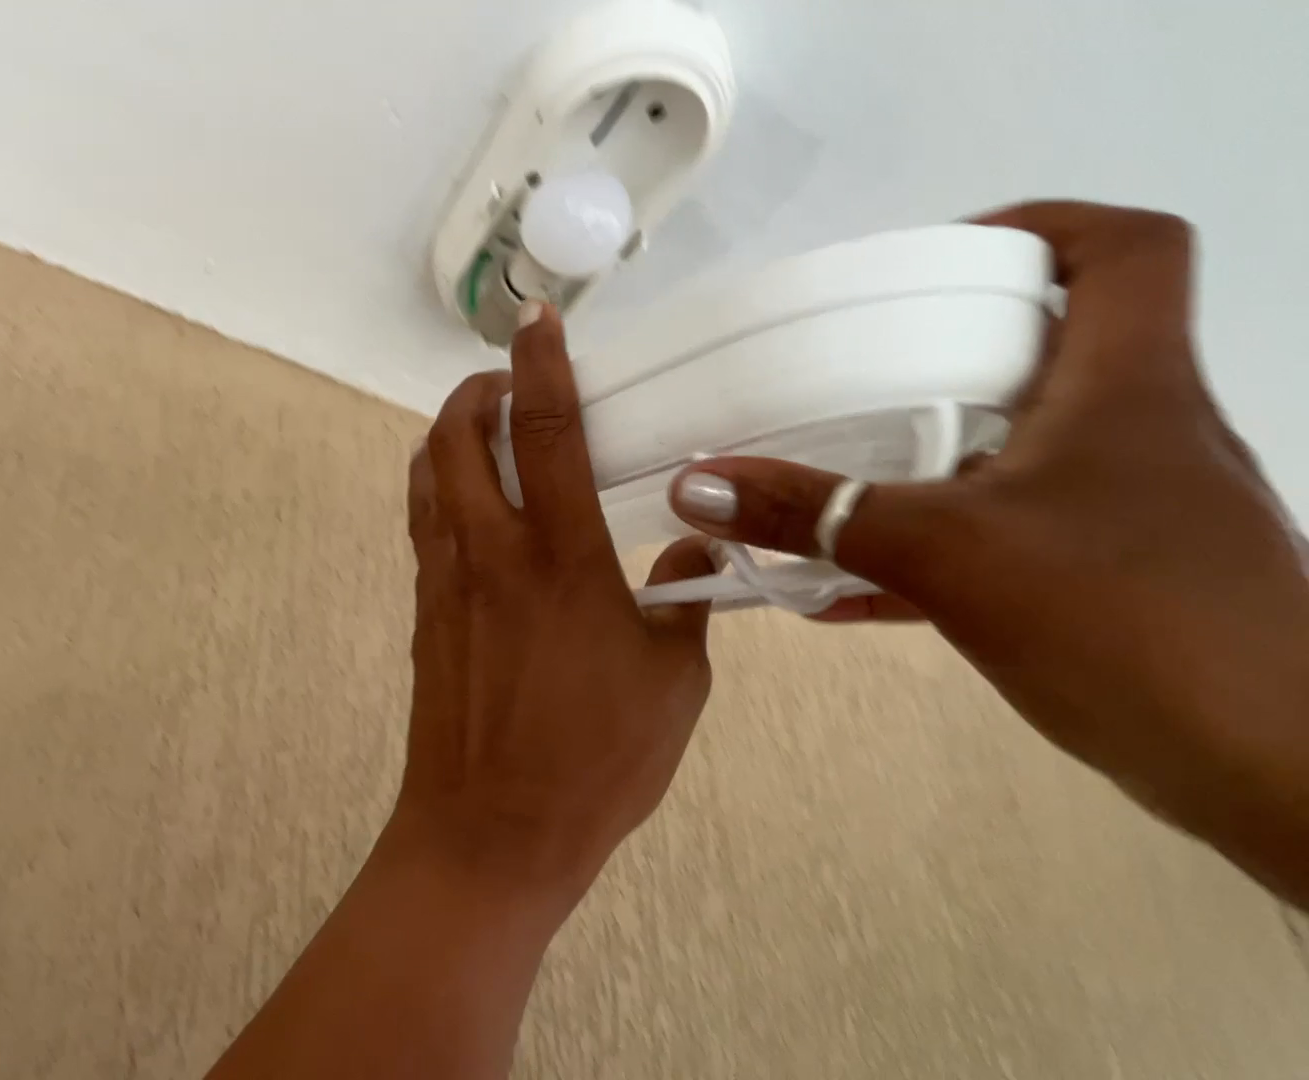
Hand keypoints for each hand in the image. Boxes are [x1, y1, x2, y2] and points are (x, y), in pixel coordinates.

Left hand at [394, 303, 715, 904]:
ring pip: (426, 477)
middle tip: (510, 387)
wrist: (490, 831)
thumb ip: (683, 600)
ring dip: (449, 438)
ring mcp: (444, 583)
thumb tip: (694, 545)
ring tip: (488, 435)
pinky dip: (441, 491)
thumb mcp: (674, 683)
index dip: (540, 365)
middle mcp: (488, 554)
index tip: (536, 321)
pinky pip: (424, 527)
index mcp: (559, 561)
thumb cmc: (594, 762)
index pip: (543, 432)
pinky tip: (477, 510)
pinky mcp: (423, 613)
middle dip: (475, 392)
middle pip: (454, 437)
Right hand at [666, 201, 1308, 903]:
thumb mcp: (943, 553)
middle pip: (1052, 349)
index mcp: (1126, 388)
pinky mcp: (1108, 578)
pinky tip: (847, 589)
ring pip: (1020, 448)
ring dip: (930, 453)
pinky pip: (1004, 535)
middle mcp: (1138, 432)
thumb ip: (814, 514)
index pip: (1123, 251)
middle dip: (946, 350)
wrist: (1267, 770)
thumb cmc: (1122, 620)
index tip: (933, 264)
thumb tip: (698, 482)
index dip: (1036, 228)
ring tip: (835, 471)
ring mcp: (1126, 510)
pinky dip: (929, 545)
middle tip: (850, 372)